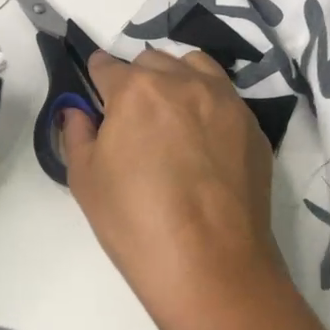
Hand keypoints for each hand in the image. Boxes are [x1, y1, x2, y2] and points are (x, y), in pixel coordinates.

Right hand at [62, 49, 284, 319]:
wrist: (212, 268)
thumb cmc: (136, 223)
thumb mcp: (85, 179)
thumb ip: (77, 132)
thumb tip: (78, 110)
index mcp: (135, 90)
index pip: (106, 65)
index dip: (97, 80)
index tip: (97, 98)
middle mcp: (181, 82)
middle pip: (151, 61)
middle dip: (137, 80)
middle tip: (133, 120)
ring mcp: (224, 102)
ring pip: (193, 66)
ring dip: (176, 79)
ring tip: (173, 118)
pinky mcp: (252, 127)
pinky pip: (225, 97)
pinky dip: (208, 106)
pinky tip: (204, 144)